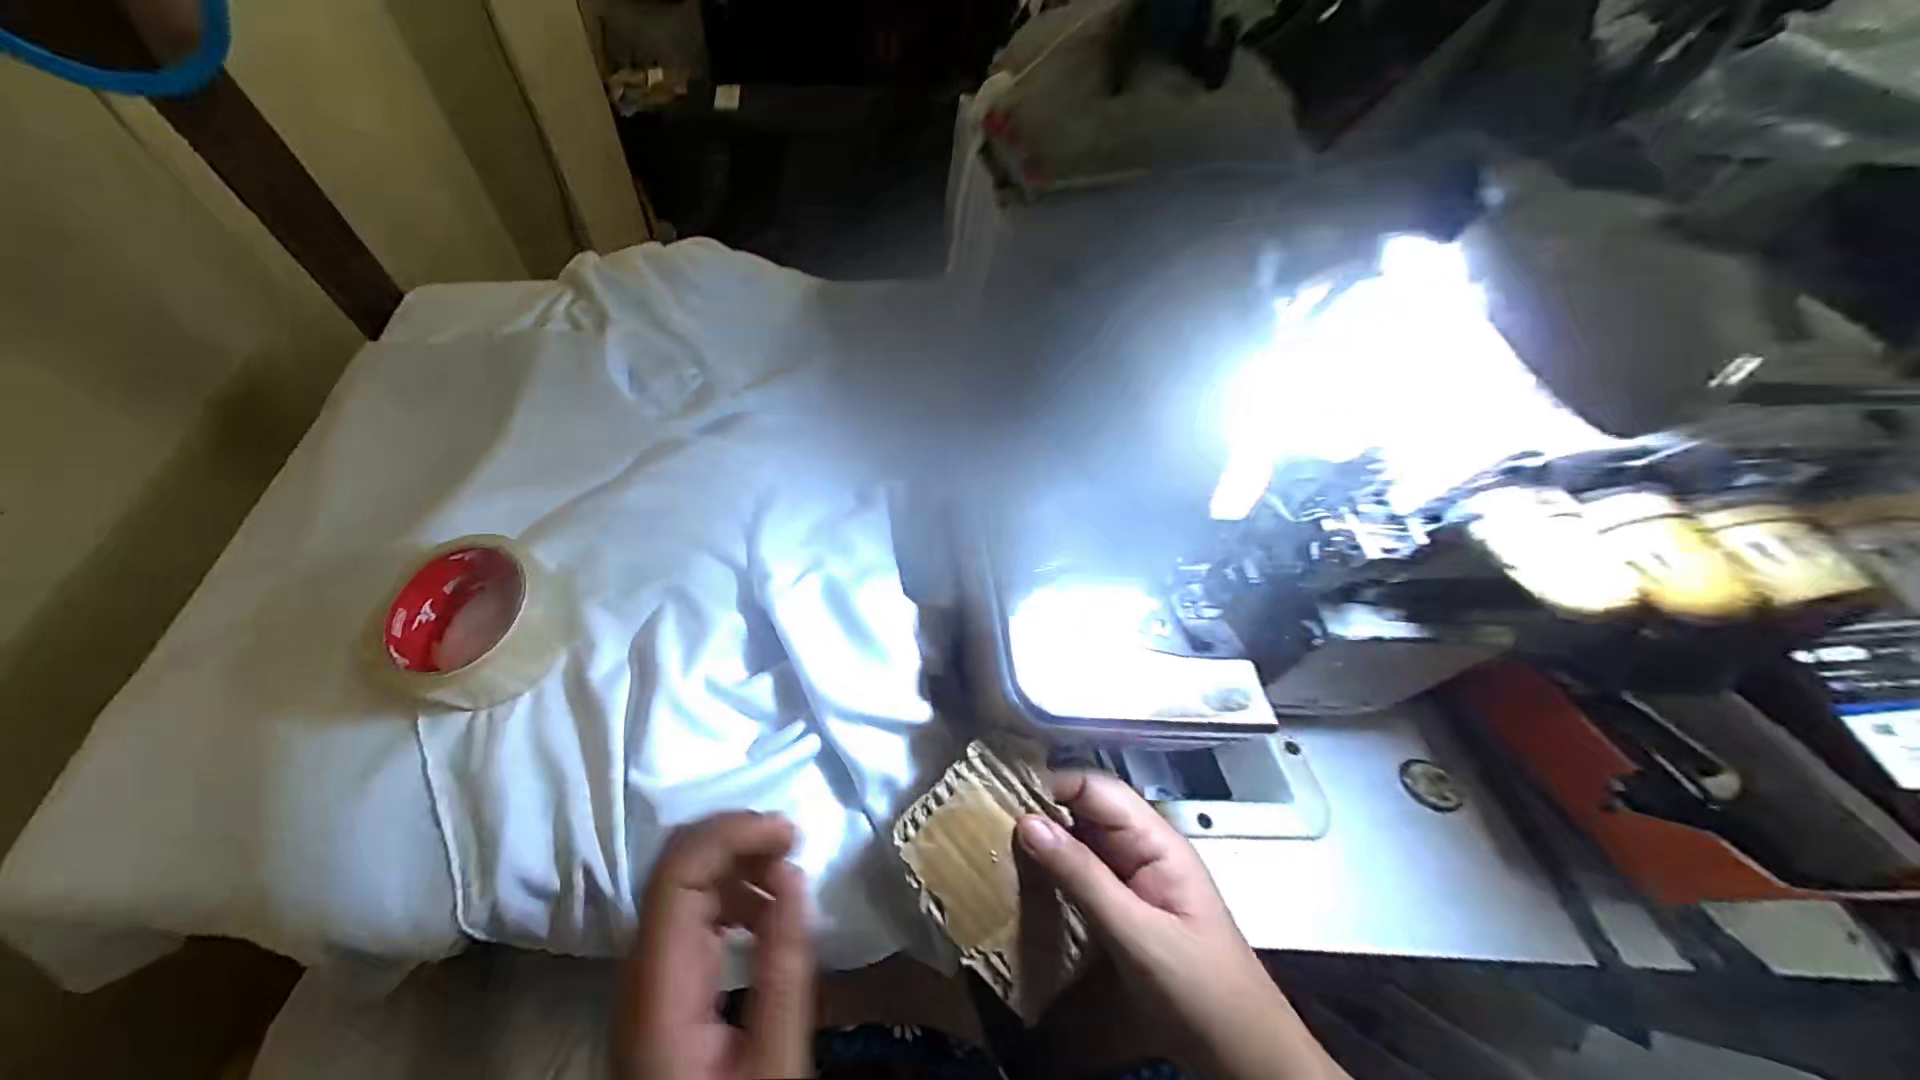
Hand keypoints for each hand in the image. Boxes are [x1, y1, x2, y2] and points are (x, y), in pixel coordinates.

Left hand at [617, 812, 814, 1079]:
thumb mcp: (772, 1061)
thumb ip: (782, 970)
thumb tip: (792, 875)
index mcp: (656, 987)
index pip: (676, 872)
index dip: (730, 834)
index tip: (789, 832)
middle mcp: (640, 965)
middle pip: (677, 865)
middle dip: (739, 838)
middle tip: (794, 844)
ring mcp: (648, 968)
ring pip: (685, 878)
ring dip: (740, 860)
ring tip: (789, 873)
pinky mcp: (665, 975)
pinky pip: (694, 906)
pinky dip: (735, 889)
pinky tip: (768, 907)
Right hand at [1017, 772, 1347, 1079]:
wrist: (1243, 1052)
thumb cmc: (1201, 990)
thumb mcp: (1137, 934)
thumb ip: (1083, 877)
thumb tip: (1028, 823)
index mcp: (1155, 840)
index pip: (1098, 789)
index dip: (1054, 785)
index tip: (1006, 796)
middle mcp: (1142, 848)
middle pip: (1086, 809)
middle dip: (1043, 808)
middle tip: (992, 818)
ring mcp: (1132, 876)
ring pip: (1081, 839)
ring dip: (1045, 839)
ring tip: (999, 842)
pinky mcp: (1123, 904)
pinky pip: (1082, 871)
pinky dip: (1054, 869)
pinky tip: (1026, 877)